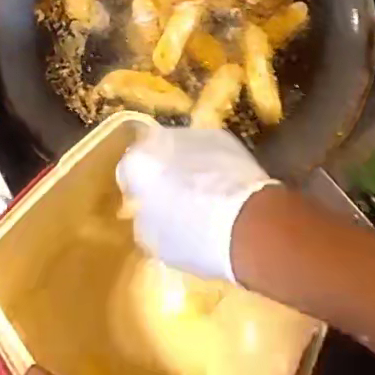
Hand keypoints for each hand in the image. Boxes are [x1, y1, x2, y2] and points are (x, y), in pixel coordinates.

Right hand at [115, 126, 277, 283]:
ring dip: (186, 164)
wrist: (246, 221)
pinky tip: (222, 187)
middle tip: (172, 197)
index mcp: (140, 163)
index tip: (144, 204)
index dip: (135, 187)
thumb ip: (144, 216)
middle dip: (161, 169)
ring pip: (183, 148)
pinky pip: (208, 150)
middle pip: (156, 152)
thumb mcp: (155, 240)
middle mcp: (165, 138)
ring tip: (201, 193)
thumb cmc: (193, 237)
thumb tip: (148, 209)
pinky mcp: (225, 137)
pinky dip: (210, 163)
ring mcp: (197, 134)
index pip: (128, 169)